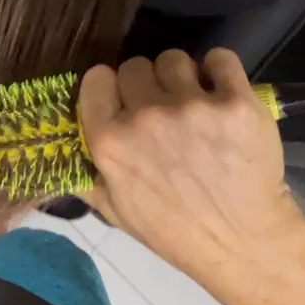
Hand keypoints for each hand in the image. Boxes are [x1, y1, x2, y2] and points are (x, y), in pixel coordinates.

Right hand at [79, 49, 304, 293]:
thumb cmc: (175, 231)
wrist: (244, 245)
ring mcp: (193, 106)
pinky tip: (222, 91)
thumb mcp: (115, 210)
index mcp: (111, 141)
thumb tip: (59, 147)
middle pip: (136, 65)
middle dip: (147, 84)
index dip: (110, 87)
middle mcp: (146, 117)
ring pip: (175, 59)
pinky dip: (221, 70)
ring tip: (195, 102)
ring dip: (182, 76)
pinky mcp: (236, 102)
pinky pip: (221, 59)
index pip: (97, 78)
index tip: (123, 100)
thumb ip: (84, 173)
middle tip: (163, 108)